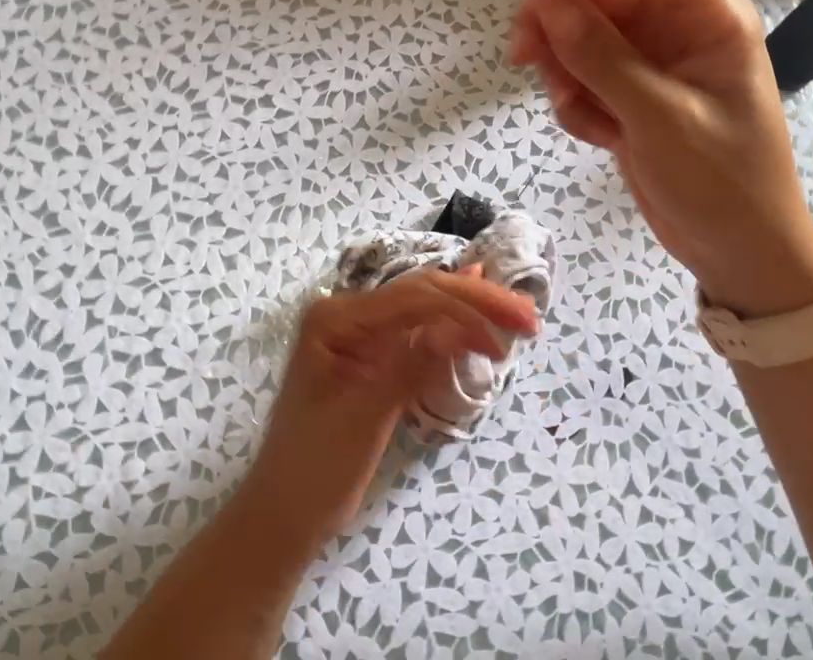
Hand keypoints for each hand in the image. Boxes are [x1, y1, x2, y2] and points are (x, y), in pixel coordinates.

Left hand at [236, 268, 539, 552]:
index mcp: (335, 319)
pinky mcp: (373, 360)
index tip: (513, 332)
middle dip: (477, 303)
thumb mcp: (364, 415)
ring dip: (471, 312)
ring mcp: (360, 337)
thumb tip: (462, 328)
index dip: (468, 309)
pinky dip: (452, 330)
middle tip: (528, 318)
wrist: (283, 515)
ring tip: (518, 315)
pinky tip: (477, 311)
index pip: (414, 298)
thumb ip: (410, 365)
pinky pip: (418, 335)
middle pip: (423, 296)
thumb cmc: (313, 468)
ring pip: (426, 310)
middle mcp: (347, 316)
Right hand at [510, 0, 812, 315]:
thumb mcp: (664, 120)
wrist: (738, 251)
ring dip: (562, 65)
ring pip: (581, 30)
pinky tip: (598, 135)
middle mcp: (676, 26)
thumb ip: (605, 61)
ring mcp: (649, 60)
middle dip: (559, 17)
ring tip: (574, 109)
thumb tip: (551, 6)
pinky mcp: (627, 93)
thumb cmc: (723, 183)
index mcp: (708, 15)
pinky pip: (580, 73)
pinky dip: (575, 100)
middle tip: (525, 54)